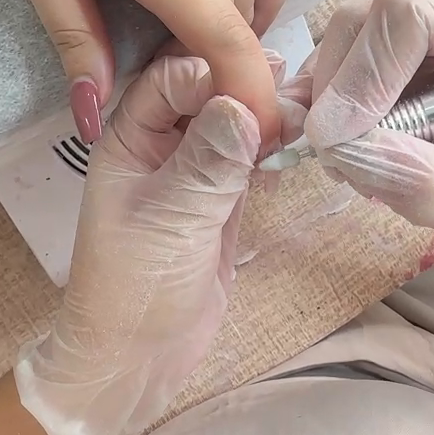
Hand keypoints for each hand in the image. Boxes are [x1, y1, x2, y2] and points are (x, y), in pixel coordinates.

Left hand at [4, 0, 290, 146]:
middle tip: (177, 85)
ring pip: (255, 2)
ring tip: (190, 42)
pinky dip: (262, 1)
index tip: (252, 140)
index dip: (244, 98)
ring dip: (231, 36)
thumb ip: (74, 37)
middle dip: (217, 73)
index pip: (223, 42)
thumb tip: (94, 113)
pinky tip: (234, 12)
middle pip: (236, 32)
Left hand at [15, 55, 260, 434]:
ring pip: (230, 125)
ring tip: (304, 108)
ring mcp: (192, 171)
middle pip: (205, 94)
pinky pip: (245, 160)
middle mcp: (159, 144)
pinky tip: (297, 138)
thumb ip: (208, 161)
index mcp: (128, 137)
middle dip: (245, 88)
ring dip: (263, 117)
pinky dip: (269, 149)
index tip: (263, 89)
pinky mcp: (219, 200)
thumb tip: (245, 102)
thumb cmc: (136, 286)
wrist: (137, 359)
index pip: (174, 79)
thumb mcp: (171, 218)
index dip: (216, 75)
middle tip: (295, 89)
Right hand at [303, 0, 433, 261]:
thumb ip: (412, 174)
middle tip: (336, 156)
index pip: (409, 16)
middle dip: (334, 93)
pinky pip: (321, 56)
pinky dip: (314, 101)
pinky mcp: (369, 29)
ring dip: (323, 103)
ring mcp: (402, 6)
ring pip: (333, 39)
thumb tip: (337, 144)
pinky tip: (338, 137)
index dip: (365, 73)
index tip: (340, 138)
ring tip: (347, 155)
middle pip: (359, 21)